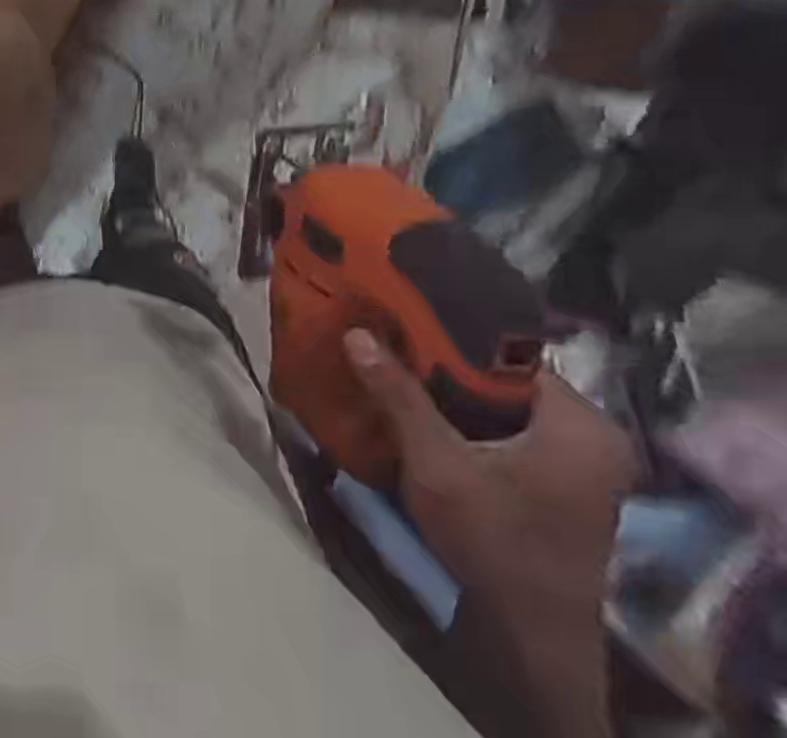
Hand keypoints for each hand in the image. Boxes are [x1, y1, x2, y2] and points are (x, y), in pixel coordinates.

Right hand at [344, 329, 635, 736]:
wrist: (529, 622)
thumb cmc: (492, 535)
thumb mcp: (437, 462)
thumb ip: (400, 397)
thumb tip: (357, 335)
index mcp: (579, 423)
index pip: (509, 355)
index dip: (448, 338)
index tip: (394, 324)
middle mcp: (588, 433)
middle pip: (502, 380)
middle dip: (439, 367)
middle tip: (381, 348)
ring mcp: (575, 459)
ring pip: (498, 406)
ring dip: (445, 395)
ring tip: (388, 375)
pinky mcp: (555, 478)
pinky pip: (502, 430)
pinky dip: (461, 420)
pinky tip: (418, 418)